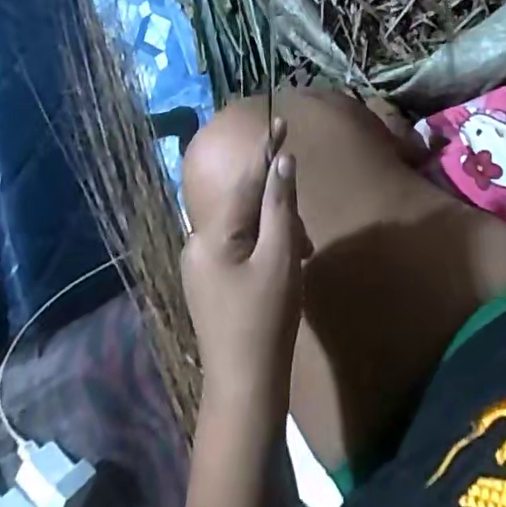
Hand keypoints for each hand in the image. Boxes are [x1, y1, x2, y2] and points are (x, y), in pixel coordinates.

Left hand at [181, 117, 309, 396]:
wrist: (244, 386)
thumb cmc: (267, 319)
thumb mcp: (282, 257)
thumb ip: (280, 206)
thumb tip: (282, 162)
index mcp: (212, 234)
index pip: (245, 180)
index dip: (266, 150)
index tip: (279, 119)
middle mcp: (198, 243)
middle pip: (244, 205)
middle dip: (278, 209)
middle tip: (307, 240)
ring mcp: (200, 265)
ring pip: (244, 228)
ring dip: (275, 232)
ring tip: (302, 258)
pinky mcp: (208, 282)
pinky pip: (238, 248)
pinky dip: (264, 249)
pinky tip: (285, 268)